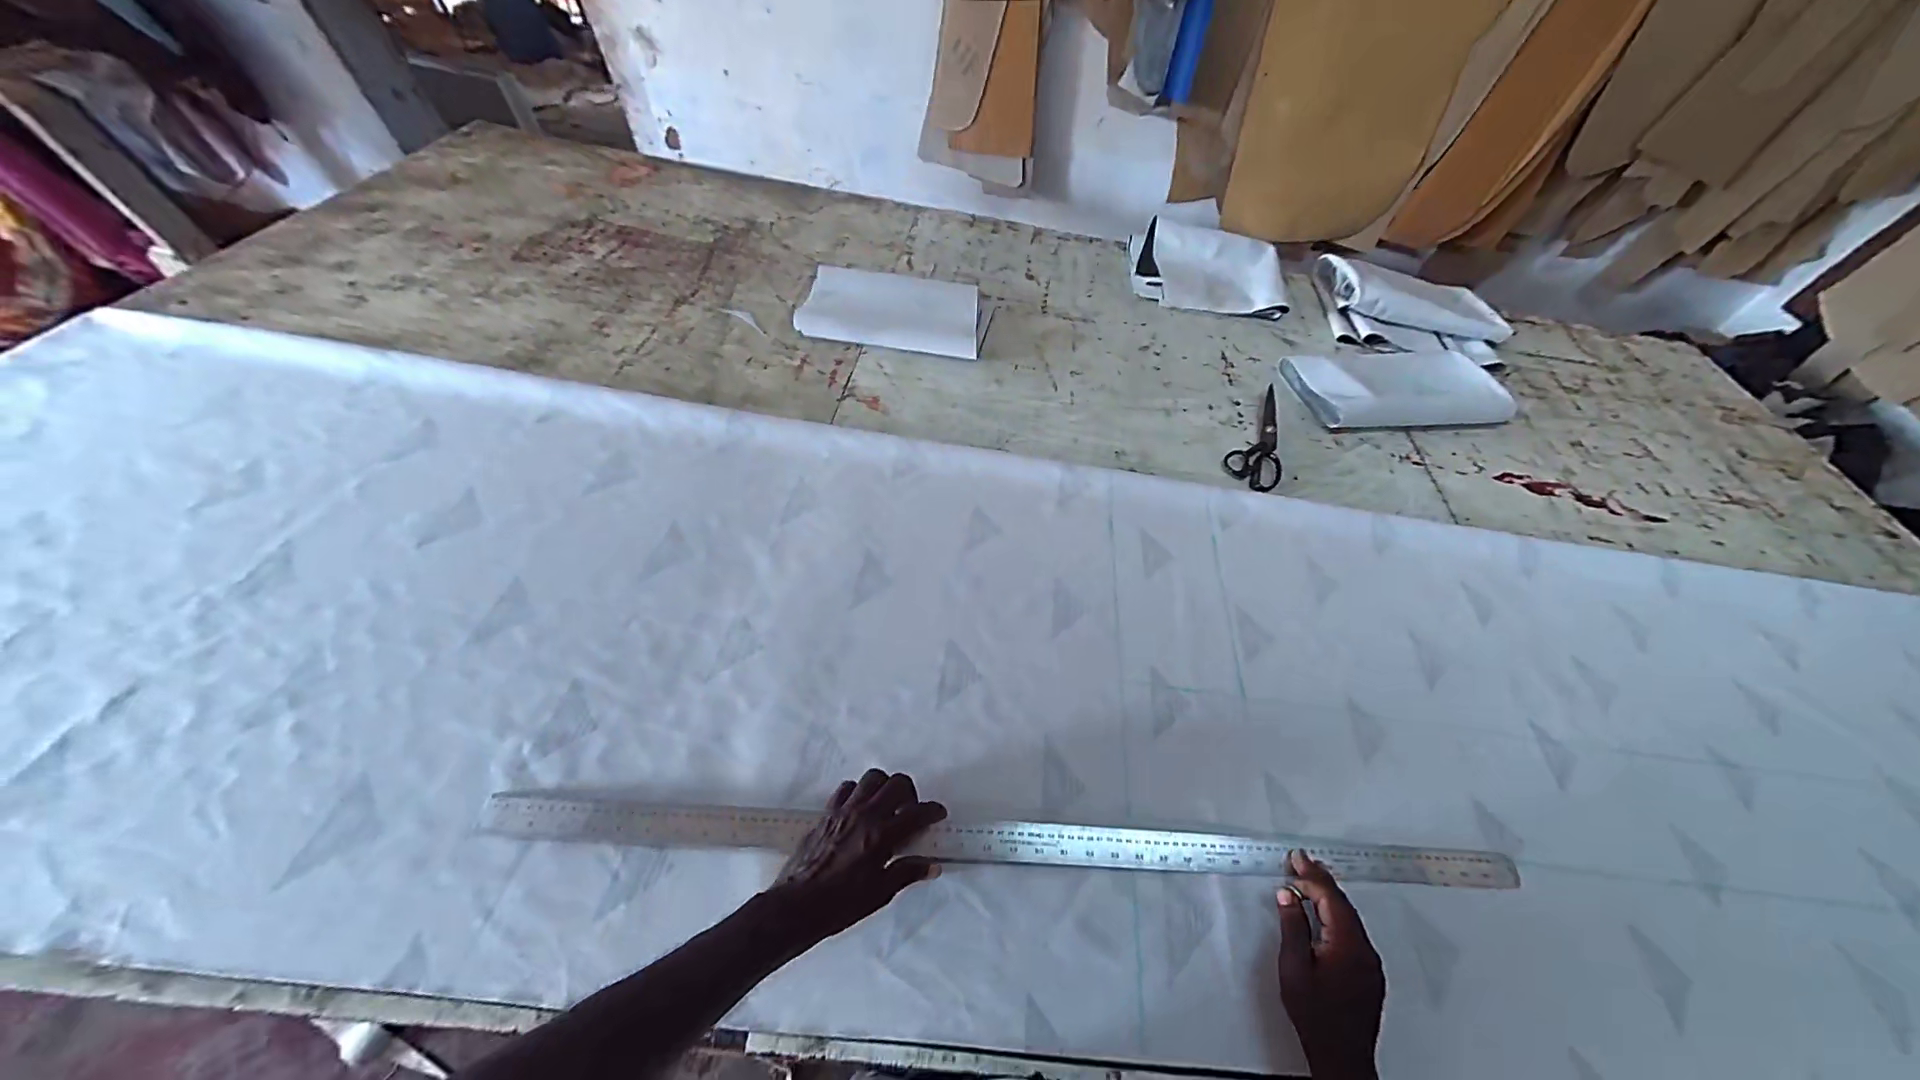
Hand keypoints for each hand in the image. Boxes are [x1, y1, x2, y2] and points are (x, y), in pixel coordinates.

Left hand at [766, 769, 947, 942]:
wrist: (797, 906)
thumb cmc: (840, 904)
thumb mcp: (880, 893)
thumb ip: (907, 873)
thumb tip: (931, 866)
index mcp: (881, 836)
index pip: (916, 813)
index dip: (932, 811)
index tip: (937, 814)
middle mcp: (864, 815)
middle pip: (896, 783)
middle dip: (910, 793)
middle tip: (911, 810)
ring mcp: (844, 810)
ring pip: (871, 779)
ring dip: (884, 787)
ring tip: (886, 806)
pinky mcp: (827, 813)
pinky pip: (847, 789)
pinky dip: (858, 793)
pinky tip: (860, 809)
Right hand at [1276, 850, 1385, 1079]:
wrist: (1340, 1056)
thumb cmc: (1315, 1015)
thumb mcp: (1294, 967)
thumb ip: (1291, 927)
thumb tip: (1288, 895)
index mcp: (1349, 946)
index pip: (1330, 900)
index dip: (1311, 876)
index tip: (1296, 859)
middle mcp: (1366, 952)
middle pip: (1343, 906)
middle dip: (1321, 882)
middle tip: (1301, 862)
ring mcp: (1370, 964)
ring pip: (1349, 919)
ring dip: (1328, 898)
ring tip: (1309, 880)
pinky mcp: (1369, 973)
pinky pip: (1353, 932)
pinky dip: (1336, 915)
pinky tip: (1324, 912)